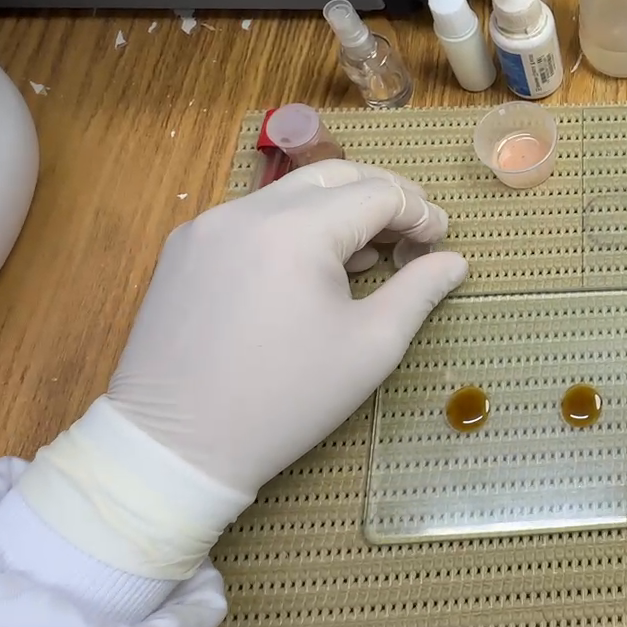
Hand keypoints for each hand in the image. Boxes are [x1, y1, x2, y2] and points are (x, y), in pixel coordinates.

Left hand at [109, 160, 467, 494]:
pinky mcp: (186, 248)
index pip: (379, 194)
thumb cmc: (285, 399)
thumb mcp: (372, 346)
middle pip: (336, 175)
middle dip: (386, 194)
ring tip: (371, 251)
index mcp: (296, 231)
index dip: (420, 213)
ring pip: (294, 192)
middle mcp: (248, 211)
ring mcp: (209, 226)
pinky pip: (257, 216)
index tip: (442, 241)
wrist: (171, 450)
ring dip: (342, 208)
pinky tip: (314, 265)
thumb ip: (420, 290)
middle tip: (416, 229)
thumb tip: (454, 261)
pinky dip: (298, 225)